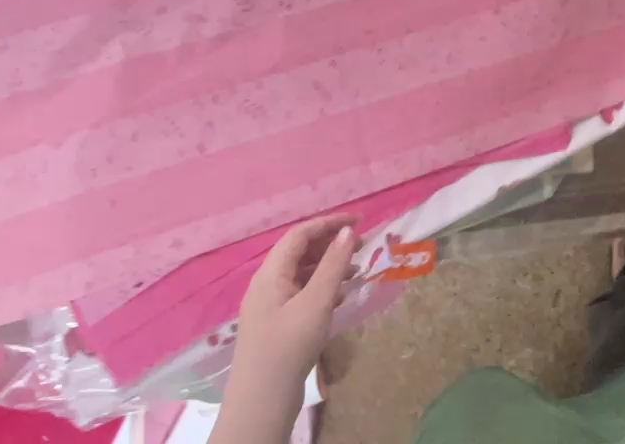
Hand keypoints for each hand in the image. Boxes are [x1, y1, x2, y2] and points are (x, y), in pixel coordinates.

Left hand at [233, 215, 360, 391]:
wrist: (262, 403)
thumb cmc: (289, 346)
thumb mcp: (316, 302)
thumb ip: (333, 264)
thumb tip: (347, 232)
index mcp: (270, 274)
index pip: (300, 235)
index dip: (329, 223)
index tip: (359, 222)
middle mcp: (266, 285)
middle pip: (300, 252)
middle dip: (331, 244)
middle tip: (363, 246)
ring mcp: (270, 306)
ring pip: (302, 274)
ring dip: (329, 267)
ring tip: (357, 270)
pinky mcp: (277, 325)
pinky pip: (301, 293)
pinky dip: (322, 287)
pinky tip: (341, 296)